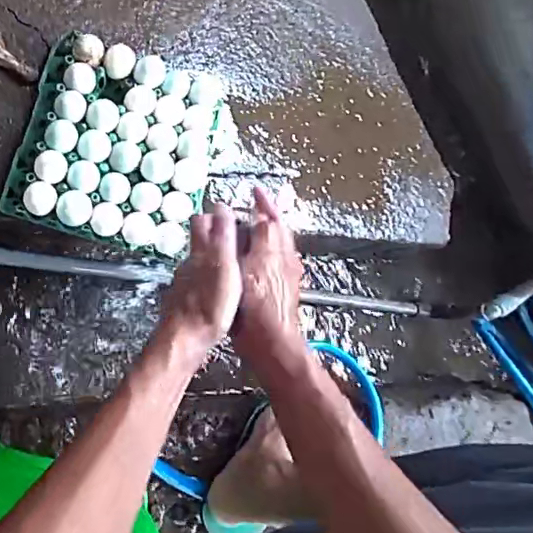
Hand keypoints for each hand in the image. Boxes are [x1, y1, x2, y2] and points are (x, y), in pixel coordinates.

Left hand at [160, 199, 241, 352]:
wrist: (185, 340)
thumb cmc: (210, 305)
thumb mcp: (225, 266)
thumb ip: (223, 237)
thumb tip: (220, 207)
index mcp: (200, 254)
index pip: (202, 223)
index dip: (215, 215)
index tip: (229, 213)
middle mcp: (189, 265)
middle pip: (199, 241)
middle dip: (213, 235)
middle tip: (231, 235)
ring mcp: (184, 284)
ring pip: (198, 263)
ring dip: (212, 260)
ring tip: (230, 264)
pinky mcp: (184, 303)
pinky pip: (196, 284)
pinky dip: (207, 281)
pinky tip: (215, 291)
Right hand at [234, 186, 305, 368]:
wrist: (273, 343)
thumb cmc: (255, 308)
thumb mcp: (246, 269)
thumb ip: (248, 241)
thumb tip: (247, 216)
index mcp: (274, 250)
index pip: (271, 218)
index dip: (263, 202)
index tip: (254, 190)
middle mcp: (284, 259)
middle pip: (279, 229)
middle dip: (269, 214)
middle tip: (256, 203)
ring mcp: (286, 274)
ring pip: (279, 243)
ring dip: (269, 230)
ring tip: (254, 223)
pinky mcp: (283, 288)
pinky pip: (277, 258)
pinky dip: (267, 248)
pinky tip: (256, 254)